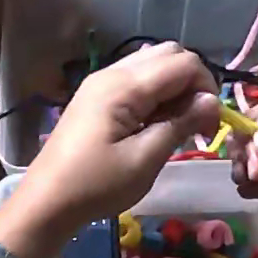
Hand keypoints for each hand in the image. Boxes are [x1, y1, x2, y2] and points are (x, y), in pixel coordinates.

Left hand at [0, 42, 220, 257]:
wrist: (46, 202)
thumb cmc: (96, 186)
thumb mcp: (144, 160)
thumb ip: (180, 125)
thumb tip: (211, 101)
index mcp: (124, 86)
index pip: (183, 63)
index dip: (207, 87)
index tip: (210, 125)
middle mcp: (112, 74)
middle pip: (168, 55)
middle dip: (192, 83)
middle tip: (196, 123)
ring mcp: (100, 84)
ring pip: (152, 66)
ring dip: (174, 90)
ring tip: (177, 128)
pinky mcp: (95, 98)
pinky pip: (135, 82)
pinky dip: (154, 96)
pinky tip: (154, 127)